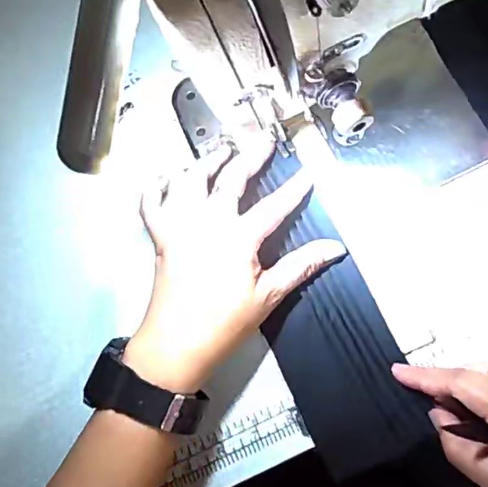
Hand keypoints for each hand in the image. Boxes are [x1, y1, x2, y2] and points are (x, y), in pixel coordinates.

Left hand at [124, 135, 345, 392]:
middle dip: (250, 155)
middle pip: (230, 178)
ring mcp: (179, 226)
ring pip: (190, 179)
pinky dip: (157, 186)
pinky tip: (166, 176)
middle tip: (264, 140)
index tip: (307, 174)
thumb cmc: (221, 324)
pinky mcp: (161, 236)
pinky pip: (152, 202)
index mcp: (237, 238)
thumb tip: (334, 249)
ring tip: (222, 148)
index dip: (295, 188)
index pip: (274, 205)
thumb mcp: (269, 295)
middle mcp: (206, 223)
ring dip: (207, 160)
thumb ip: (301, 265)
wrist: (174, 346)